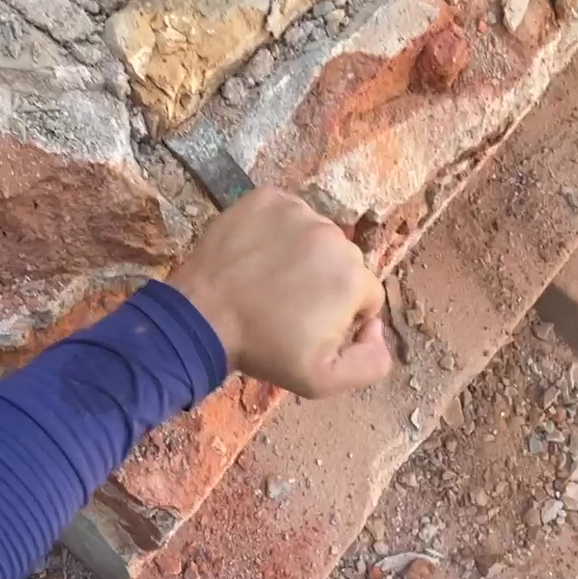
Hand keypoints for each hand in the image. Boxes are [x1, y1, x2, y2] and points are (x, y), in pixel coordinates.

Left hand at [166, 186, 393, 398]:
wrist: (201, 317)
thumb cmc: (262, 350)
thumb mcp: (323, 380)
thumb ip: (371, 362)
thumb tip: (375, 327)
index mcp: (353, 277)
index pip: (366, 294)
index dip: (342, 315)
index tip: (310, 325)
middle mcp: (333, 236)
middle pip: (344, 262)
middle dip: (324, 283)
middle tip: (286, 304)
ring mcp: (298, 212)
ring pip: (317, 236)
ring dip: (302, 255)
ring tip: (269, 281)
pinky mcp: (268, 199)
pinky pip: (287, 214)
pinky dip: (277, 231)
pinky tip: (257, 256)